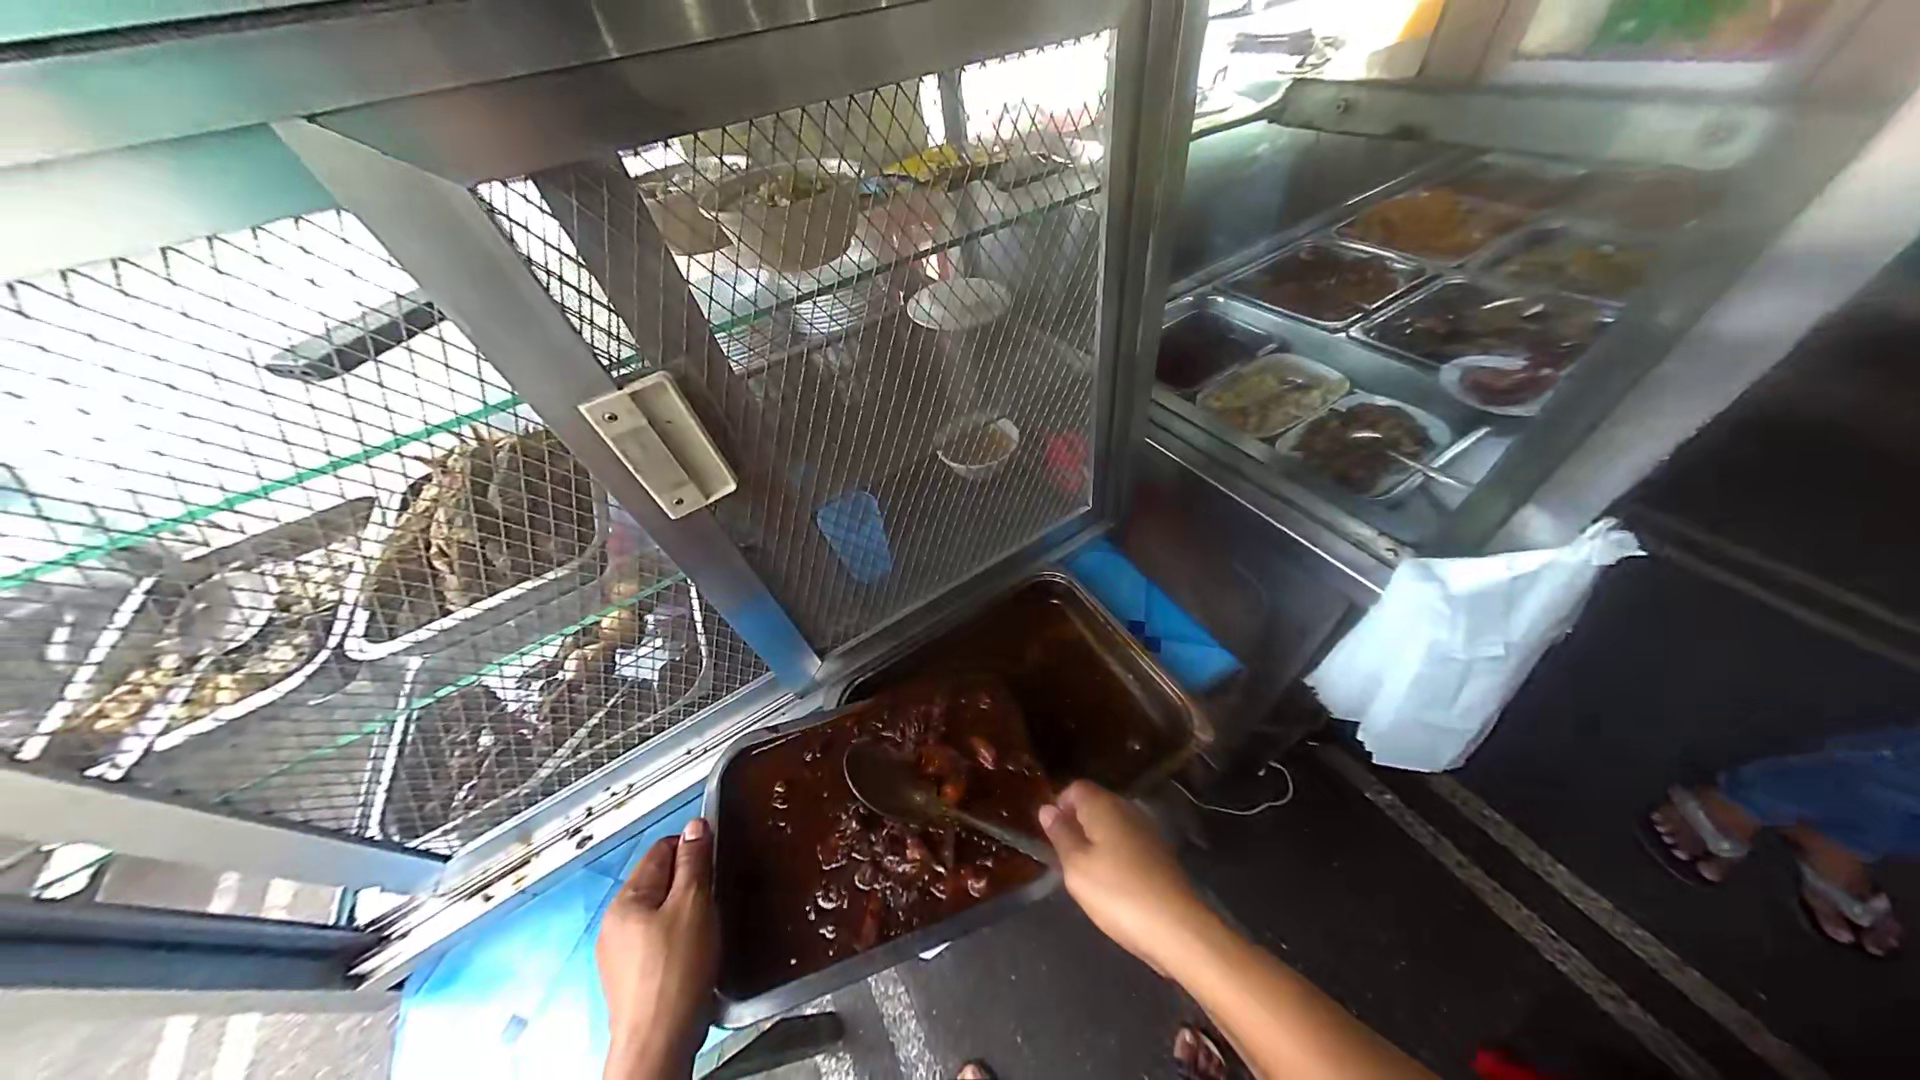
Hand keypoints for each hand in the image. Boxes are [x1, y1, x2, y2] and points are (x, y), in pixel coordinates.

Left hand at [597, 817, 718, 1079]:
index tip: (716, 861)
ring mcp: (619, 954)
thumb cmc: (677, 969)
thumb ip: (694, 862)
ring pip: (659, 912)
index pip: (661, 850)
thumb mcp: (694, 904)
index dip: (692, 848)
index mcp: (626, 900)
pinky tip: (694, 953)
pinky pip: (657, 940)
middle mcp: (615, 923)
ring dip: (685, 911)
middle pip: (659, 881)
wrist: (659, 1042)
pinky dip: (677, 938)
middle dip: (689, 883)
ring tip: (707, 926)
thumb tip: (696, 825)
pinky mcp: (630, 979)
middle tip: (714, 897)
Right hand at [1038, 781, 1217, 973]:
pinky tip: (1112, 884)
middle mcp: (1128, 810)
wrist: (1178, 928)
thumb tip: (1047, 808)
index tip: (1052, 835)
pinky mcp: (1160, 854)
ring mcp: (1147, 831)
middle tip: (1065, 858)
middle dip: (1077, 824)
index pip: (1076, 788)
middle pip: (1095, 804)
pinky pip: (1128, 843)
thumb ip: (1060, 834)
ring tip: (1086, 874)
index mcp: (1104, 806)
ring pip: (1112, 825)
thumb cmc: (1117, 893)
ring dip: (1095, 841)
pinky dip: (1114, 856)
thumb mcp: (1076, 866)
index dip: (1060, 805)